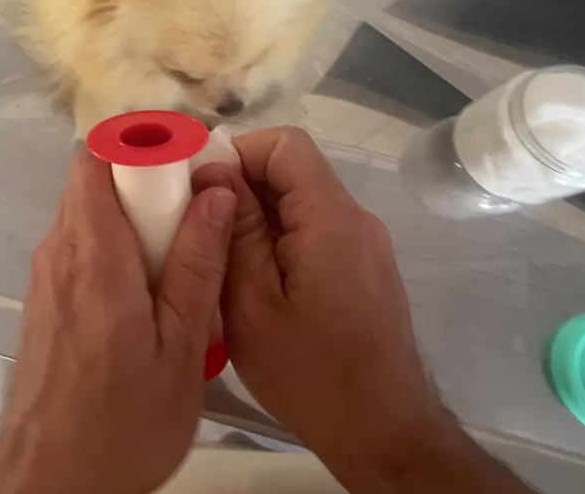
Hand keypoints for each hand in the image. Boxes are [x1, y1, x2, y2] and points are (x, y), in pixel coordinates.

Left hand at [0, 150, 235, 493]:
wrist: (54, 476)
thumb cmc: (125, 420)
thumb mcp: (180, 346)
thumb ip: (196, 263)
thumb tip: (216, 192)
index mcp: (93, 254)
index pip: (94, 160)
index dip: (133, 145)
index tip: (177, 156)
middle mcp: (59, 251)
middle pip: (92, 183)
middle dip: (141, 184)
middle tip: (190, 215)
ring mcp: (46, 274)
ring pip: (85, 214)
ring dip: (128, 219)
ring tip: (174, 258)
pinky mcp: (44, 296)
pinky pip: (78, 247)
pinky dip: (111, 247)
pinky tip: (144, 292)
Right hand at [196, 127, 476, 489]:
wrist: (385, 439)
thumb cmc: (310, 375)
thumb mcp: (251, 302)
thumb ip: (235, 229)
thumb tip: (212, 171)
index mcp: (331, 220)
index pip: (285, 145)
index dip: (238, 152)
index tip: (201, 187)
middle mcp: (356, 220)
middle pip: (292, 169)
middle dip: (240, 184)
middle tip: (198, 223)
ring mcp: (364, 244)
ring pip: (300, 199)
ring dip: (256, 213)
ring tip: (220, 253)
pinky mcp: (363, 268)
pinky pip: (313, 227)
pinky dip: (277, 236)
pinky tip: (252, 277)